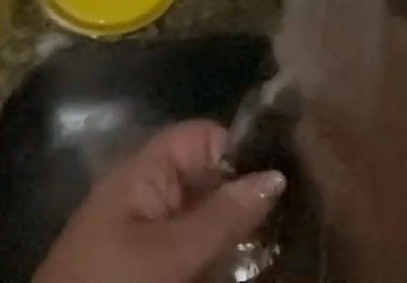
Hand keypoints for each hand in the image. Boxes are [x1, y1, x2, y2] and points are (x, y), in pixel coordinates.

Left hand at [33, 120, 286, 282]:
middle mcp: (148, 191)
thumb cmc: (111, 281)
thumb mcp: (170, 253)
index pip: (204, 137)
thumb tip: (275, 174)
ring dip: (237, 232)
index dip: (242, 153)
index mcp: (145, 170)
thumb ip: (222, 216)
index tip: (287, 178)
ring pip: (206, 217)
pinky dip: (219, 255)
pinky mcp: (149, 264)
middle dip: (247, 197)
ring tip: (285, 242)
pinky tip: (252, 266)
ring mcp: (148, 231)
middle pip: (208, 178)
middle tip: (295, 219)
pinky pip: (193, 248)